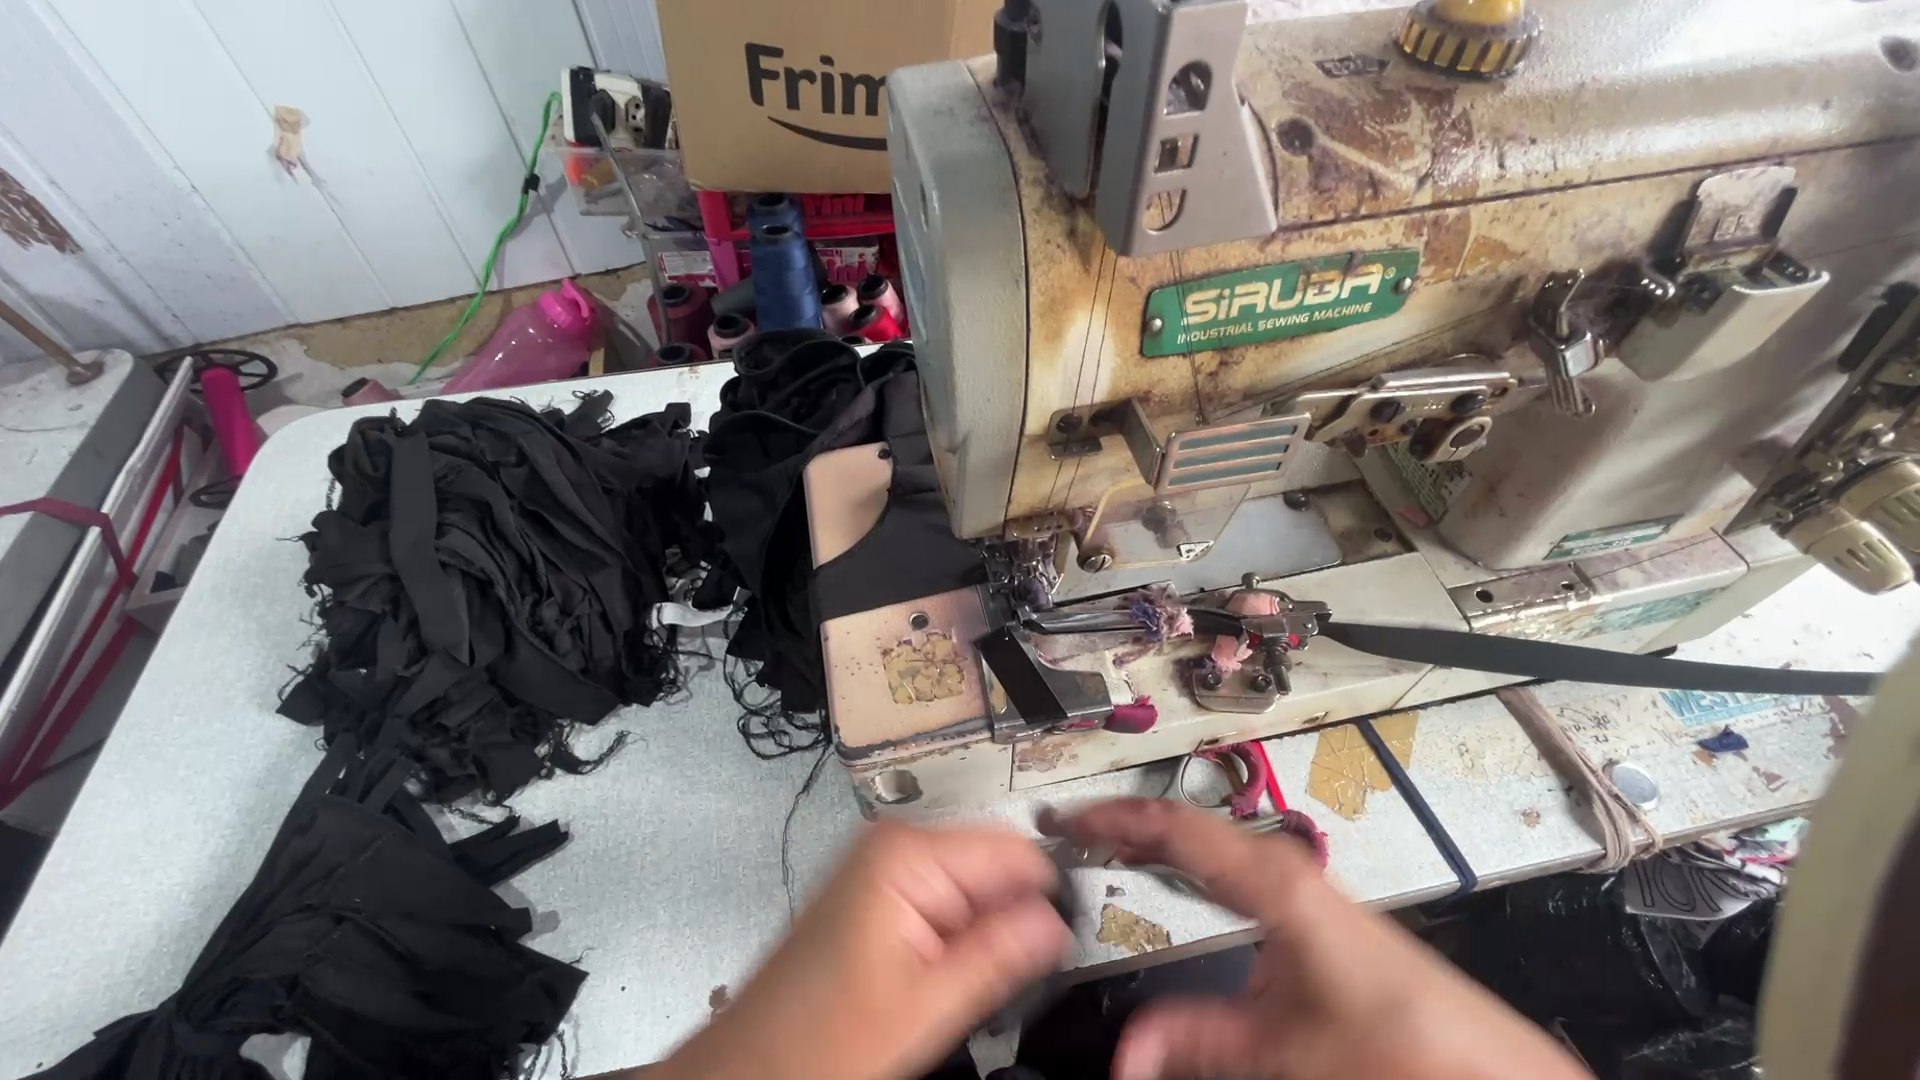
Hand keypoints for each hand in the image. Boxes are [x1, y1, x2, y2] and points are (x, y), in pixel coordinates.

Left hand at [657, 821, 1069, 1079]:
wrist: (754, 1064)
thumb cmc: (816, 1040)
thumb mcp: (927, 1005)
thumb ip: (1000, 955)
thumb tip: (1056, 921)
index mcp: (907, 855)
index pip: (1014, 848)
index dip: (1045, 894)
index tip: (1063, 937)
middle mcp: (894, 843)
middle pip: (992, 863)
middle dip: (1009, 914)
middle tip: (1010, 972)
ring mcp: (883, 863)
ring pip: (971, 883)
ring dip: (983, 927)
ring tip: (963, 979)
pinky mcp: (878, 888)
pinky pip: (943, 896)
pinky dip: (956, 931)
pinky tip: (940, 972)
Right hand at [1046, 798, 1588, 1079]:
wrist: (1493, 1075)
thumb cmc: (1398, 1050)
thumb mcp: (1283, 1052)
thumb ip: (1194, 1042)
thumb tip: (1122, 1054)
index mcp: (1271, 882)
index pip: (1173, 829)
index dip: (1111, 820)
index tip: (1063, 824)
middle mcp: (1281, 868)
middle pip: (1184, 825)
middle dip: (1122, 825)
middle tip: (1069, 834)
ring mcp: (1297, 884)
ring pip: (1206, 843)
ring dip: (1150, 842)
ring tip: (1101, 849)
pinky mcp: (1307, 906)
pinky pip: (1226, 866)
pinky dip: (1182, 863)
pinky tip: (1168, 880)